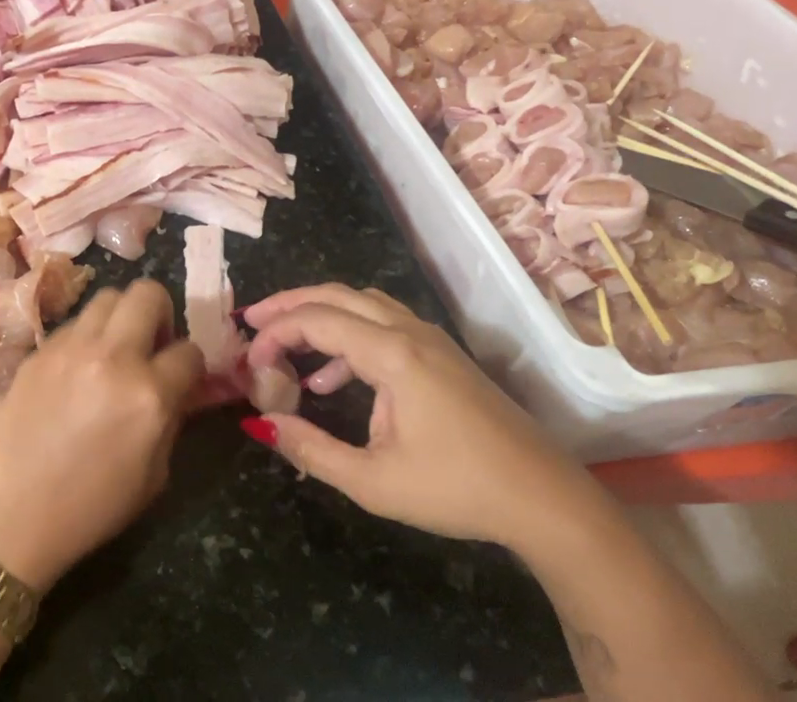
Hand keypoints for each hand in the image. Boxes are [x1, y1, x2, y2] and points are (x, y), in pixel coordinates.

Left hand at [0, 280, 203, 591]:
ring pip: (107, 296)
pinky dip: (86, 336)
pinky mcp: (38, 351)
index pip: (190, 350)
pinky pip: (74, 323)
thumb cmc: (92, 508)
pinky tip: (79, 368)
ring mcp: (69, 348)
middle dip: (161, 313)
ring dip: (121, 317)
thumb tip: (180, 388)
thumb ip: (172, 419)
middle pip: (148, 294)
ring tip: (115, 349)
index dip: (191, 365)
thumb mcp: (155, 475)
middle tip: (152, 343)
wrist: (14, 514)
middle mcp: (112, 357)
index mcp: (150, 394)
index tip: (182, 376)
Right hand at [240, 284, 600, 550]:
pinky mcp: (444, 357)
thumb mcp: (372, 482)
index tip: (250, 365)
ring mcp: (432, 342)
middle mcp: (411, 334)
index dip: (274, 334)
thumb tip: (260, 424)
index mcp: (393, 355)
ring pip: (362, 304)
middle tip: (251, 323)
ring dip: (319, 314)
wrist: (546, 501)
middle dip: (288, 305)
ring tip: (283, 342)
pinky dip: (347, 335)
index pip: (316, 320)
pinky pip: (383, 325)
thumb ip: (310, 449)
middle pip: (337, 295)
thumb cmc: (458, 490)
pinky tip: (331, 380)